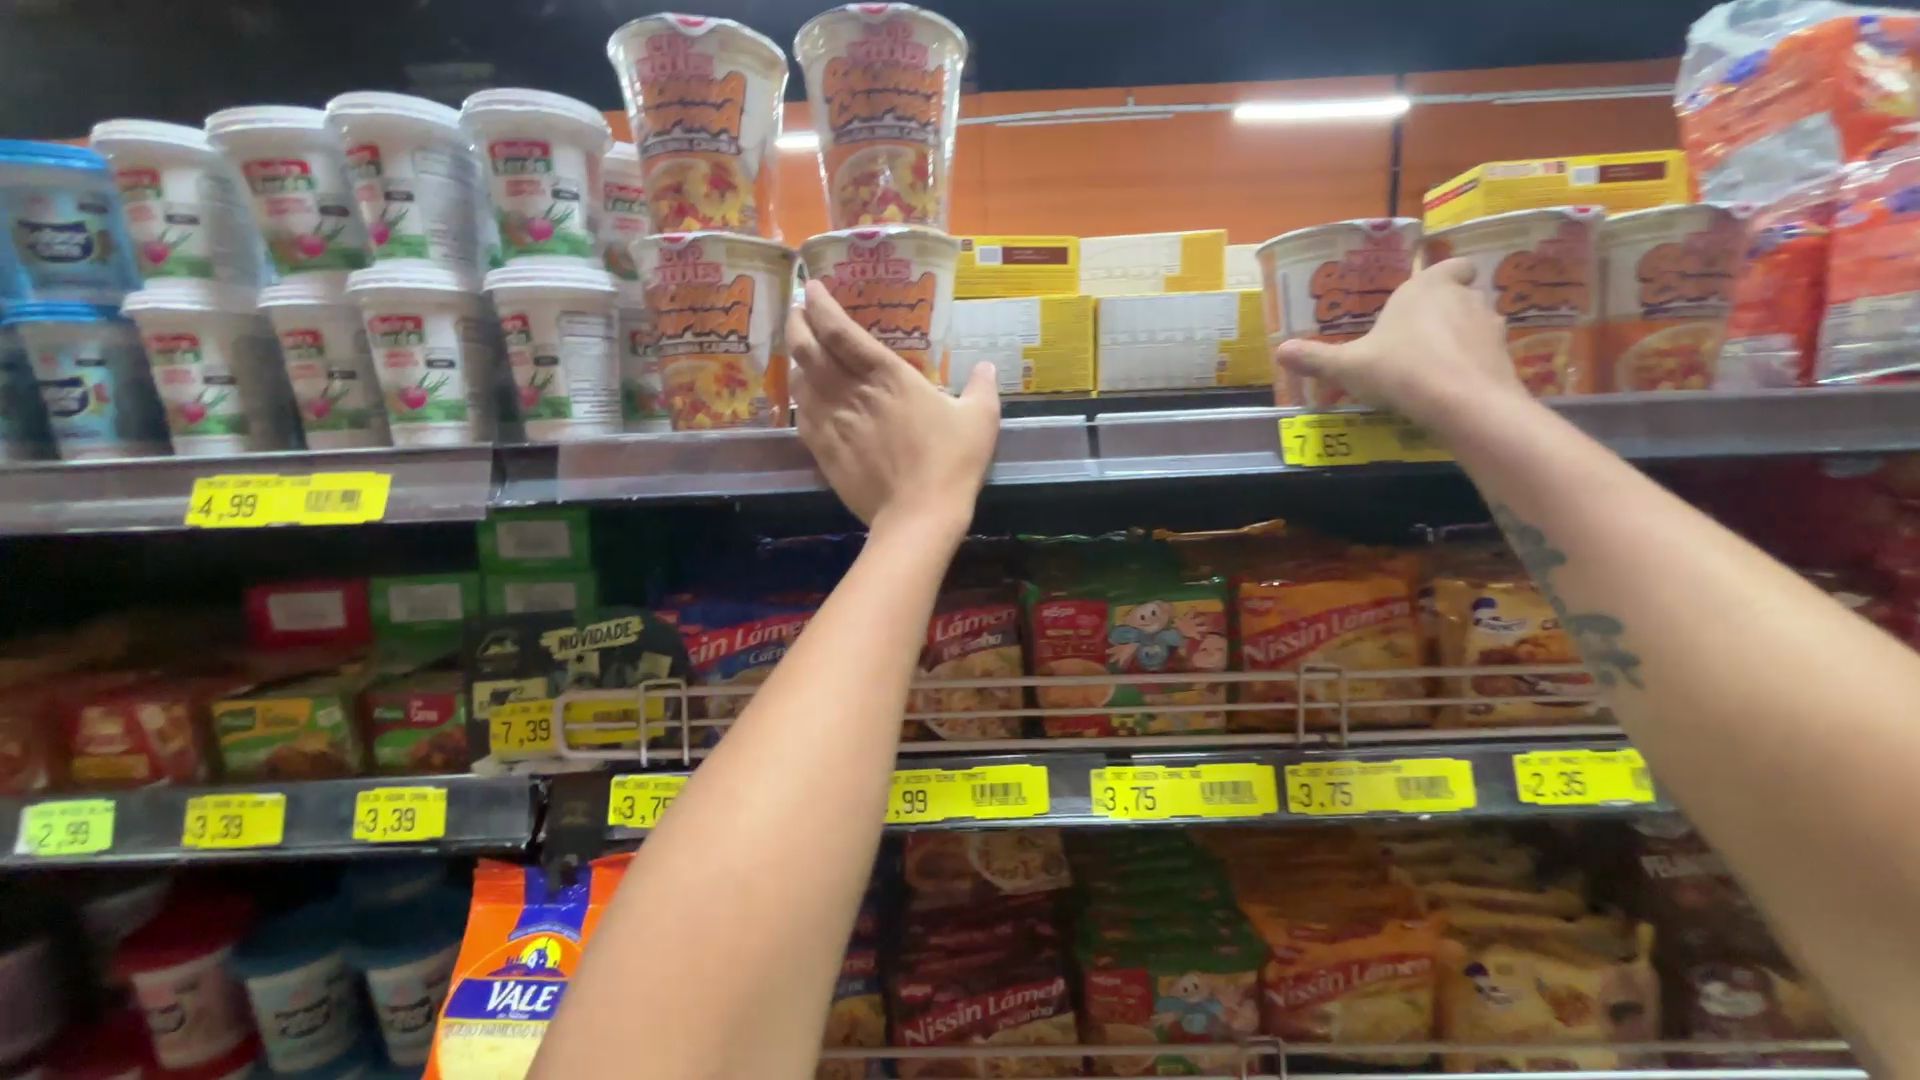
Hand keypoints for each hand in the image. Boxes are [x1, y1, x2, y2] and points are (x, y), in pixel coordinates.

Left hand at [787, 280, 999, 535]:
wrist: (918, 515)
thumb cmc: (951, 463)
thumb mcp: (980, 419)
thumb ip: (981, 388)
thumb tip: (985, 368)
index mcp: (887, 375)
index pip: (840, 330)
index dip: (820, 305)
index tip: (811, 287)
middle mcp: (851, 391)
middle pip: (808, 348)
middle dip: (797, 323)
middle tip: (797, 310)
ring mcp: (833, 422)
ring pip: (799, 380)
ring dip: (795, 358)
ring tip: (799, 346)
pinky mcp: (824, 451)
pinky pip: (801, 414)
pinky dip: (799, 396)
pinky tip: (803, 393)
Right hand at [1275, 259, 1526, 429]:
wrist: (1463, 403)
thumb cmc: (1401, 369)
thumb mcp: (1348, 367)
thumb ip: (1316, 358)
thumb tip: (1280, 351)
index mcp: (1427, 288)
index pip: (1451, 266)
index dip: (1443, 277)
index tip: (1426, 296)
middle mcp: (1464, 298)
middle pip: (1462, 295)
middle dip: (1444, 311)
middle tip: (1416, 338)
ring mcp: (1490, 326)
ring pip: (1475, 324)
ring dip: (1459, 338)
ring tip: (1432, 366)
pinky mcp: (1504, 356)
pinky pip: (1484, 354)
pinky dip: (1471, 365)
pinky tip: (1450, 387)